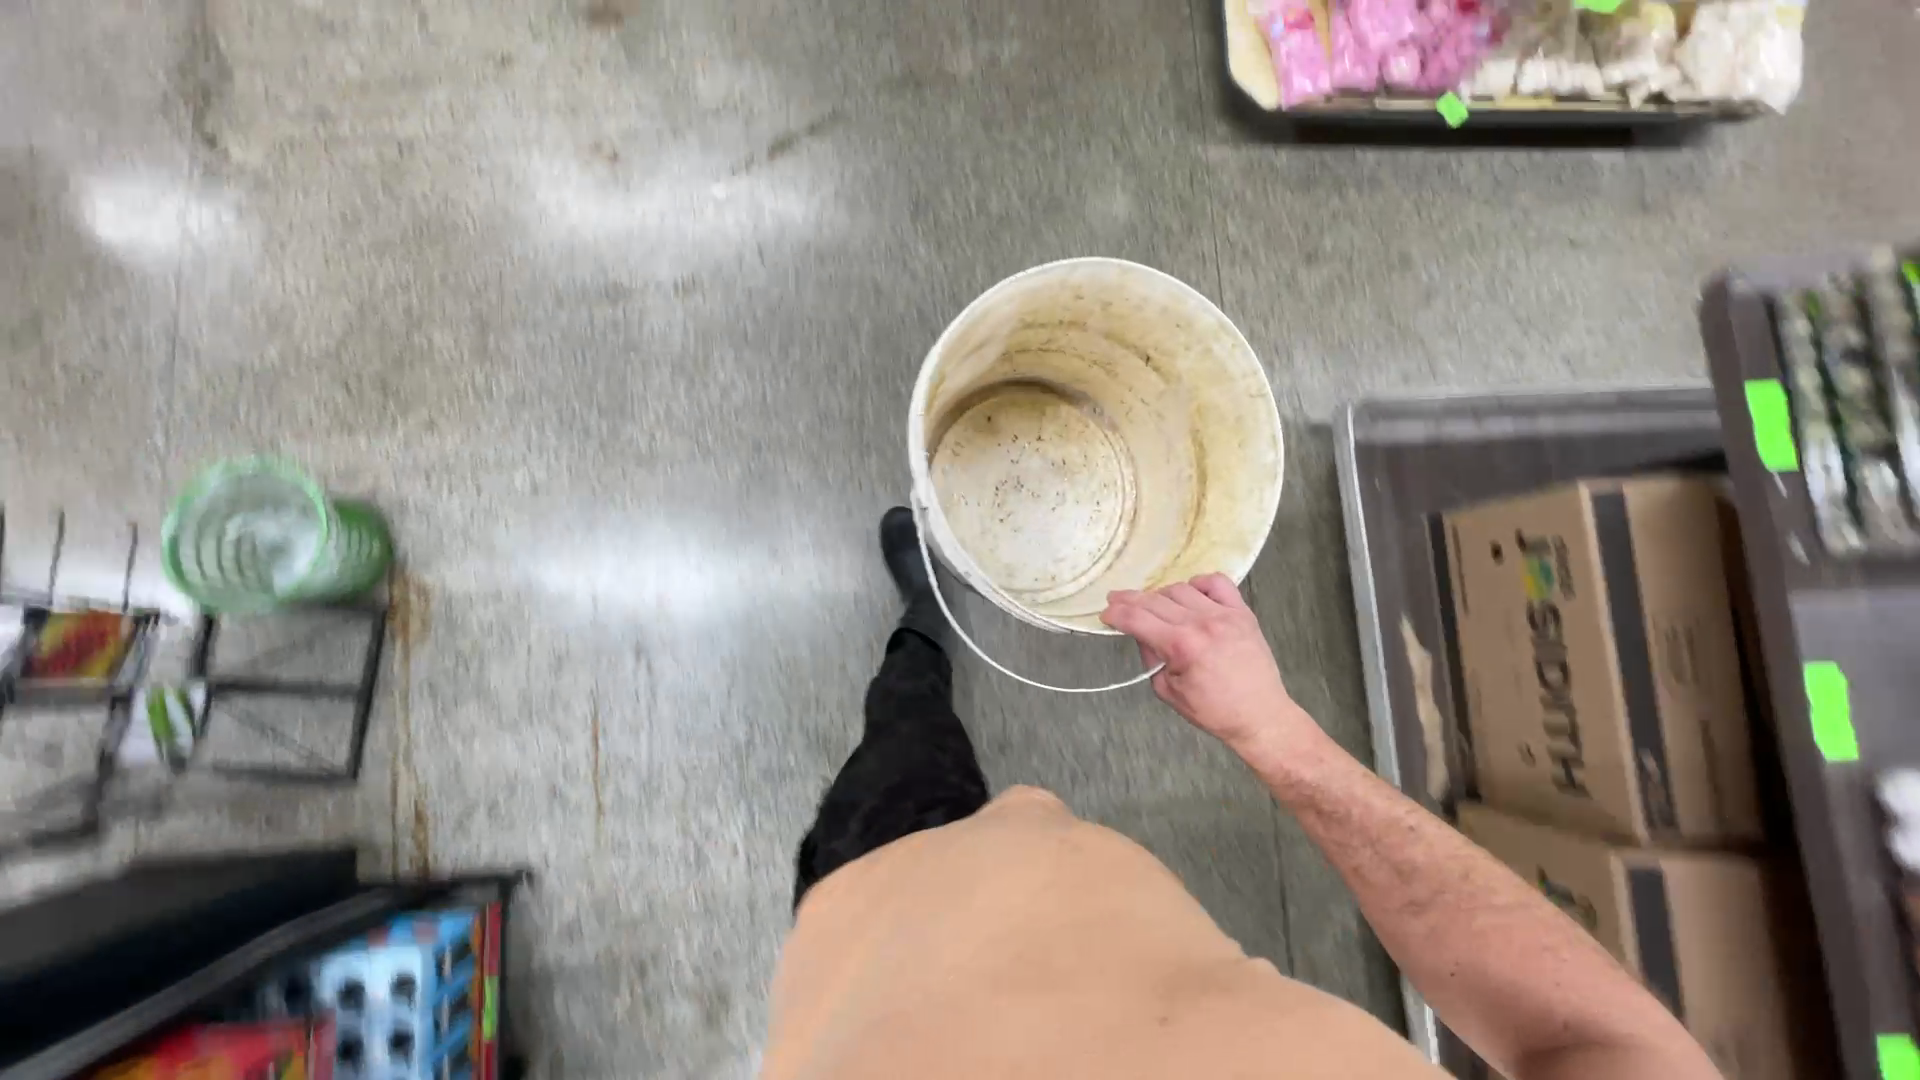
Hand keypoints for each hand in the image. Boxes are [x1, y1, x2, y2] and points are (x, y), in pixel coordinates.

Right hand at [1101, 574, 1312, 755]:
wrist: (1260, 715)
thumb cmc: (1213, 711)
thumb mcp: (1167, 691)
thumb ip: (1150, 658)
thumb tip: (1140, 634)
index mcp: (1182, 646)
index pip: (1137, 619)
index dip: (1115, 614)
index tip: (1105, 613)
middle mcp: (1202, 623)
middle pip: (1154, 600)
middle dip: (1129, 600)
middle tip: (1116, 601)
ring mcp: (1224, 614)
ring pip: (1180, 589)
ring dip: (1161, 596)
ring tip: (1154, 607)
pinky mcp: (1242, 612)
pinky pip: (1216, 583)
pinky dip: (1198, 584)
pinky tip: (1190, 596)